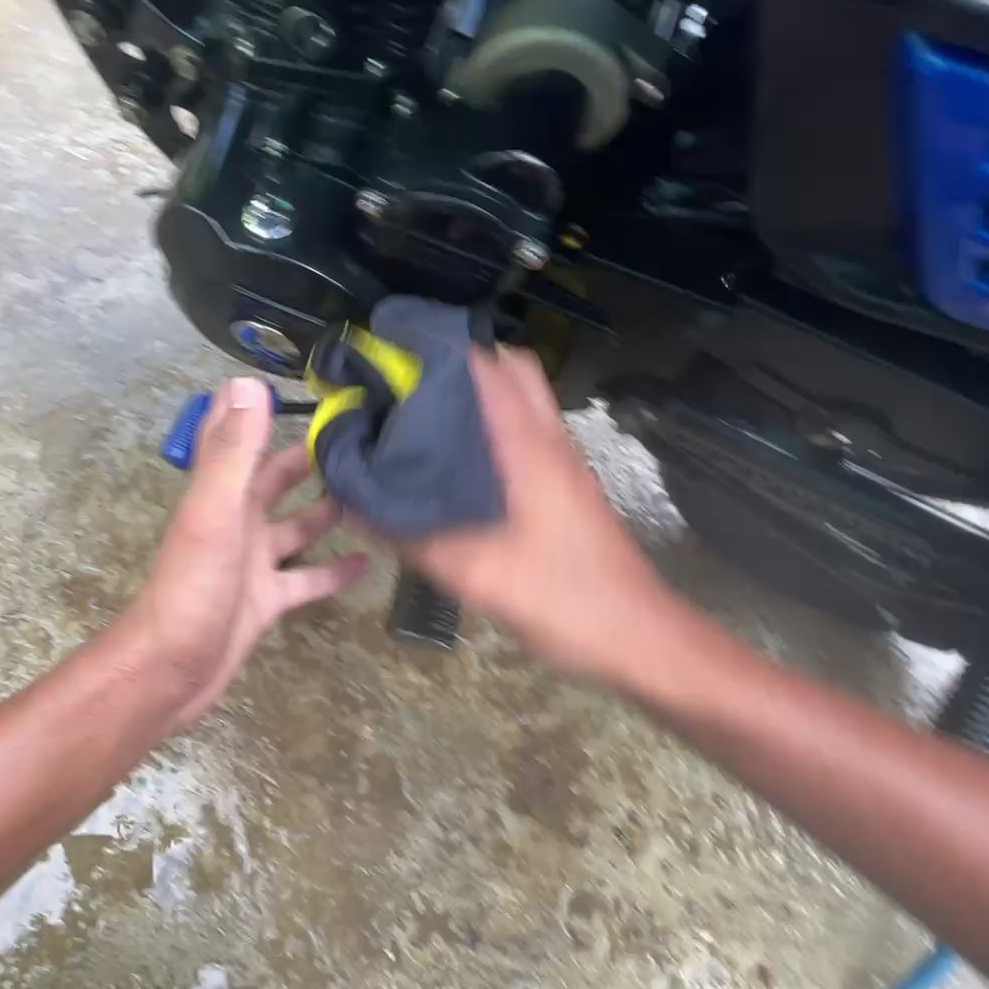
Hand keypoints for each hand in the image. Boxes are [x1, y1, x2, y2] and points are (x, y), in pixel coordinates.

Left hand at [121, 378, 368, 729]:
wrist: (172, 670)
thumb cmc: (192, 587)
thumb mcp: (214, 512)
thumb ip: (232, 452)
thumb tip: (247, 382)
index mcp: (220, 494)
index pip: (244, 439)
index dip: (268, 412)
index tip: (312, 391)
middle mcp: (236, 522)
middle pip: (275, 481)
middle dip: (310, 461)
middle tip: (362, 443)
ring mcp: (251, 563)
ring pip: (296, 528)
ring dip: (327, 511)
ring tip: (374, 494)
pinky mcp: (266, 601)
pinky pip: (305, 579)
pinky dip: (331, 570)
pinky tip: (366, 562)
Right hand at [401, 348, 683, 682]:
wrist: (636, 638)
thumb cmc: (561, 598)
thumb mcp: (474, 573)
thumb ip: (411, 536)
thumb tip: (352, 505)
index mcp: (528, 447)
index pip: (486, 367)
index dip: (437, 351)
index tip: (387, 357)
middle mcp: (549, 441)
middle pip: (510, 369)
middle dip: (459, 365)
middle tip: (406, 387)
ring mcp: (562, 463)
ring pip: (520, 401)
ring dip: (474, 396)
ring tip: (417, 420)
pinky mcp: (564, 487)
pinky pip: (523, 434)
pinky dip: (488, 429)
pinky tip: (450, 468)